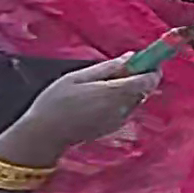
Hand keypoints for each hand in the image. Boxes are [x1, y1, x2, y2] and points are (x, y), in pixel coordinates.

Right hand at [0, 54, 161, 165]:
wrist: (42, 136)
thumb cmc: (55, 103)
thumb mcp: (76, 78)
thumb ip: (108, 67)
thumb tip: (131, 56)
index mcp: (117, 91)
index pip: (151, 78)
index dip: (151, 67)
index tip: (144, 61)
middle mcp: (125, 105)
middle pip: (146, 87)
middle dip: (138, 77)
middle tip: (117, 73)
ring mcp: (122, 117)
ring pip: (136, 97)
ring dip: (128, 89)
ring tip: (100, 88)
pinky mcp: (116, 125)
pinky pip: (126, 108)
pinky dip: (119, 101)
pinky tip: (96, 102)